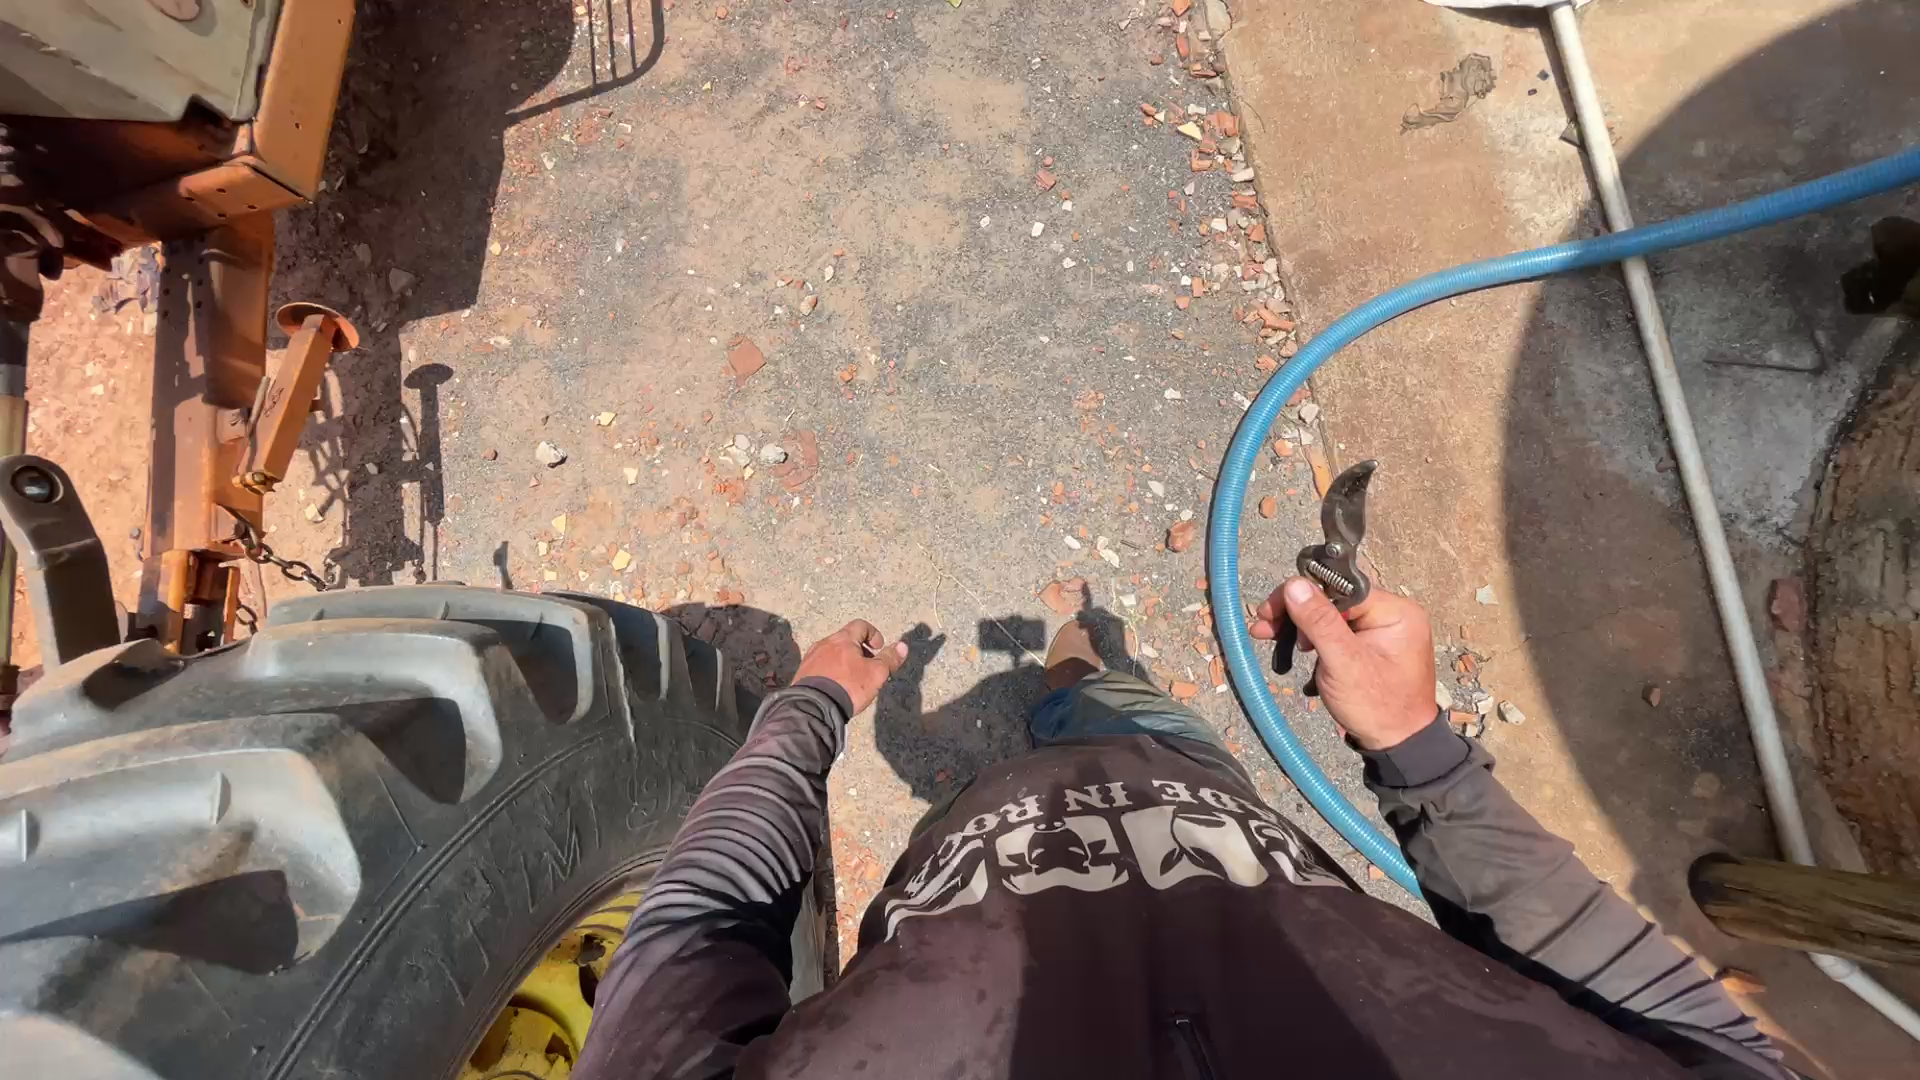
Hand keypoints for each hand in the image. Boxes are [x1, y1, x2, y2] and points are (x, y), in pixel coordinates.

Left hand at [793, 620, 908, 715]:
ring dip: (844, 661)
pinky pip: (821, 666)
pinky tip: (836, 686)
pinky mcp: (802, 673)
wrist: (813, 708)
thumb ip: (889, 659)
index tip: (879, 648)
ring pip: (832, 653)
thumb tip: (903, 645)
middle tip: (868, 666)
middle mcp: (824, 643)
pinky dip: (831, 671)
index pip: (860, 625)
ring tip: (852, 679)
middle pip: (845, 639)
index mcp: (842, 639)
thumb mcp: (876, 674)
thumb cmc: (848, 686)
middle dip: (859, 650)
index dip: (873, 634)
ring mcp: (811, 658)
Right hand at [1250, 578, 1435, 749]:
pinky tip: (1290, 645)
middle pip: (1330, 597)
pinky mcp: (1364, 642)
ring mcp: (1377, 628)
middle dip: (1294, 611)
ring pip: (1326, 612)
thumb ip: (1319, 622)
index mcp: (1395, 612)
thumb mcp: (1343, 663)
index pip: (1338, 587)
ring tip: (1269, 635)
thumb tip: (1294, 583)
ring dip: (1296, 623)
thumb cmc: (1377, 707)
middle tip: (1264, 625)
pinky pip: (1331, 628)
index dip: (1301, 596)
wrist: (1397, 745)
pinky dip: (1307, 635)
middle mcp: (1389, 613)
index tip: (1270, 610)